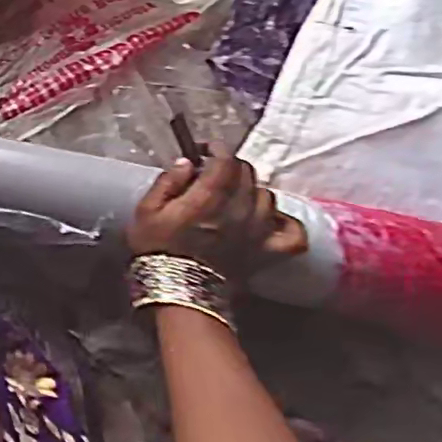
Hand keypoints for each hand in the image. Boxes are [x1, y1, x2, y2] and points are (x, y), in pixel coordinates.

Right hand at [128, 148, 305, 281]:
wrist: (177, 293)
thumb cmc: (156, 249)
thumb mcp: (146, 210)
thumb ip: (168, 182)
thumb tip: (187, 163)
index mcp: (207, 198)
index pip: (226, 160)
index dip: (217, 148)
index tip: (205, 149)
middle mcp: (239, 210)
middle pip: (248, 174)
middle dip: (231, 166)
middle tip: (215, 173)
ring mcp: (258, 232)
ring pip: (267, 196)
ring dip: (252, 190)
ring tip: (236, 196)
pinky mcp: (268, 253)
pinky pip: (294, 233)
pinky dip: (285, 222)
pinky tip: (270, 219)